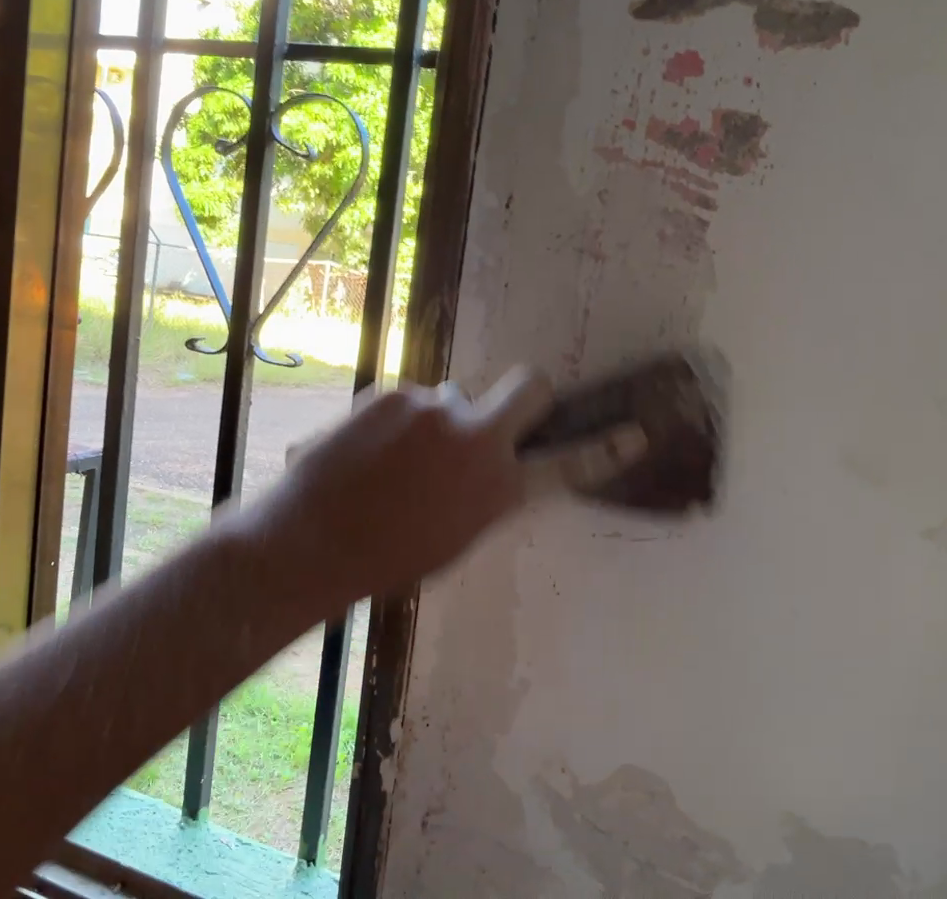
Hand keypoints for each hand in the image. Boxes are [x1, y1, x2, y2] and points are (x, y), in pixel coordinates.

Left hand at [256, 367, 641, 603]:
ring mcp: (437, 409)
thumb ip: (484, 494)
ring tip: (391, 461)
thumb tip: (486, 466)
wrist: (309, 542)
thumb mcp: (454, 538)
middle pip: (528, 386)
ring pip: (451, 399)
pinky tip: (364, 453)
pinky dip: (395, 420)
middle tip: (495, 416)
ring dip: (435, 421)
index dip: (606, 449)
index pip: (568, 465)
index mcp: (500, 491)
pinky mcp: (396, 393)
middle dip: (525, 396)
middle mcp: (479, 439)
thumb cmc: (384, 559)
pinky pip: (409, 400)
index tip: (637, 432)